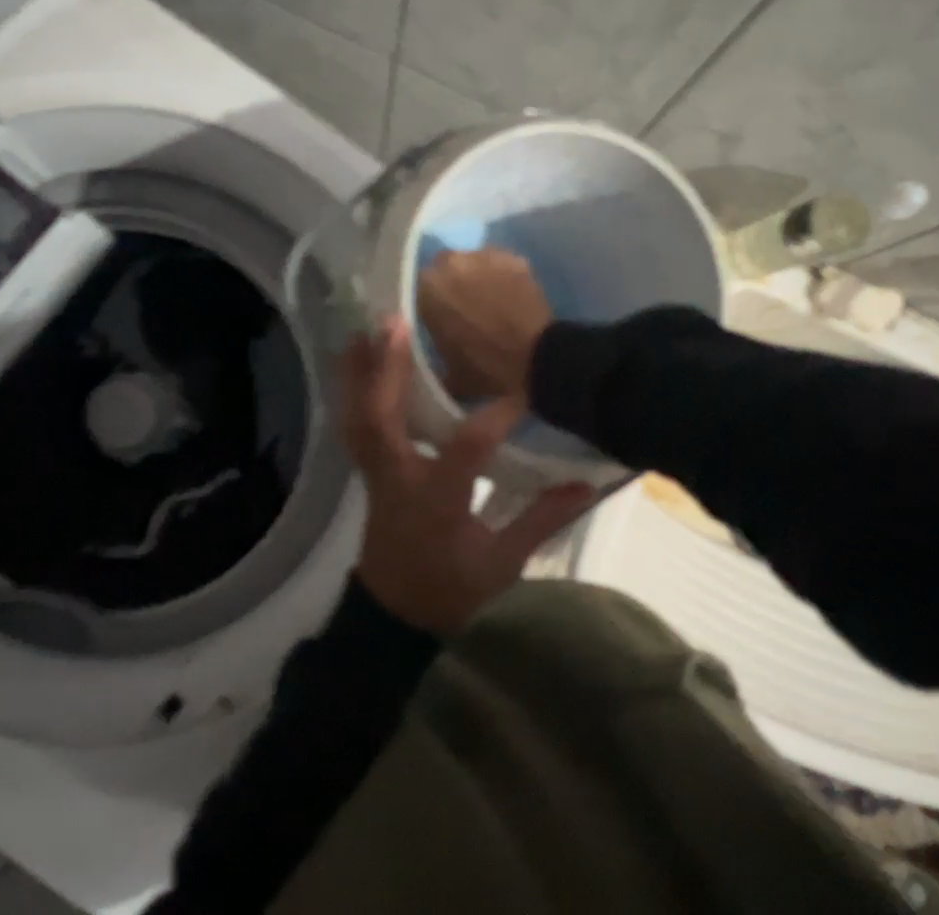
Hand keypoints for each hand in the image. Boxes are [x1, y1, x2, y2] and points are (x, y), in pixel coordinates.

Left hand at [340, 317, 594, 635]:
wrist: (395, 614)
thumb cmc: (450, 589)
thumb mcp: (503, 564)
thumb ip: (541, 521)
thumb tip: (585, 483)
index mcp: (437, 501)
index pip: (465, 449)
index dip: (494, 417)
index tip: (523, 392)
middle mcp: (399, 479)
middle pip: (383, 420)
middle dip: (388, 372)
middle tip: (395, 325)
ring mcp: (376, 476)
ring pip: (358, 419)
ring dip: (359, 375)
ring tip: (363, 332)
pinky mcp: (369, 474)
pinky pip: (355, 428)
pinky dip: (352, 395)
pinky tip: (356, 367)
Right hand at [417, 247, 553, 399]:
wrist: (536, 358)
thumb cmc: (485, 367)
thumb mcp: (448, 373)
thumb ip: (435, 357)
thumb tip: (436, 358)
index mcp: (428, 289)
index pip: (419, 288)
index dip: (430, 302)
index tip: (439, 318)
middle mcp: (452, 263)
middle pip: (445, 266)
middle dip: (451, 282)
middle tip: (463, 306)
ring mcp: (486, 256)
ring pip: (473, 261)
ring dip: (476, 276)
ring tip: (490, 300)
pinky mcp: (515, 258)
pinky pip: (500, 264)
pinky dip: (502, 276)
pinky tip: (510, 296)